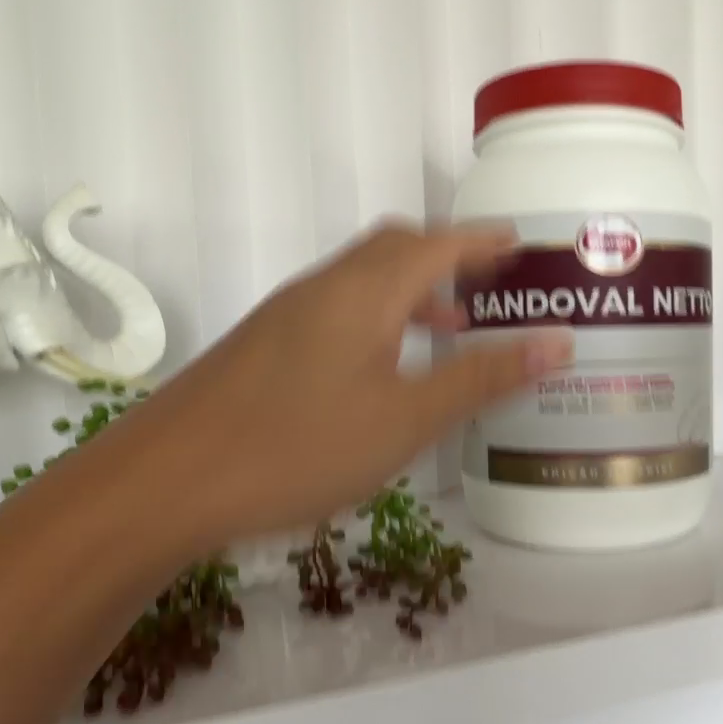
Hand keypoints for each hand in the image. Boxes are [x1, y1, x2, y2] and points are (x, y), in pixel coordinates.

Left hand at [127, 221, 572, 545]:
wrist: (165, 482)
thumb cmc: (298, 447)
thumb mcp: (406, 419)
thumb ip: (481, 377)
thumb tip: (558, 342)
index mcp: (363, 291)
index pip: (437, 243)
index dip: (484, 241)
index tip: (524, 245)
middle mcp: (323, 288)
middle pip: (395, 249)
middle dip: (449, 257)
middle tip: (493, 285)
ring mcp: (287, 317)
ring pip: (364, 282)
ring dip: (413, 291)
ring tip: (453, 328)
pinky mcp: (266, 348)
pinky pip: (339, 311)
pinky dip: (380, 320)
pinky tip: (386, 371)